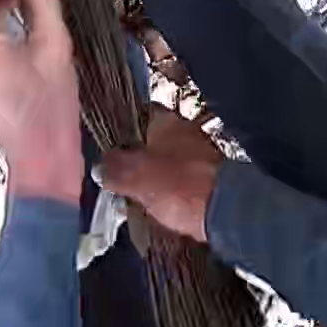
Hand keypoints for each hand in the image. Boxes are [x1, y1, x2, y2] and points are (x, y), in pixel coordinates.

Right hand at [100, 105, 223, 241]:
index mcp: (164, 120)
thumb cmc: (178, 186)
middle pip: (151, 139)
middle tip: (118, 176)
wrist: (228, 210)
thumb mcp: (136, 177)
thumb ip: (115, 169)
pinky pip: (181, 177)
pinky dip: (171, 187)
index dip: (120, 131)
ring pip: (167, 158)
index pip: (136, 115)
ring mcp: (199, 150)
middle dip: (136, 156)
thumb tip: (99, 166)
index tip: (107, 148)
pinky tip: (160, 203)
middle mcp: (183, 128)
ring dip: (154, 173)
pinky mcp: (210, 174)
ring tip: (136, 193)